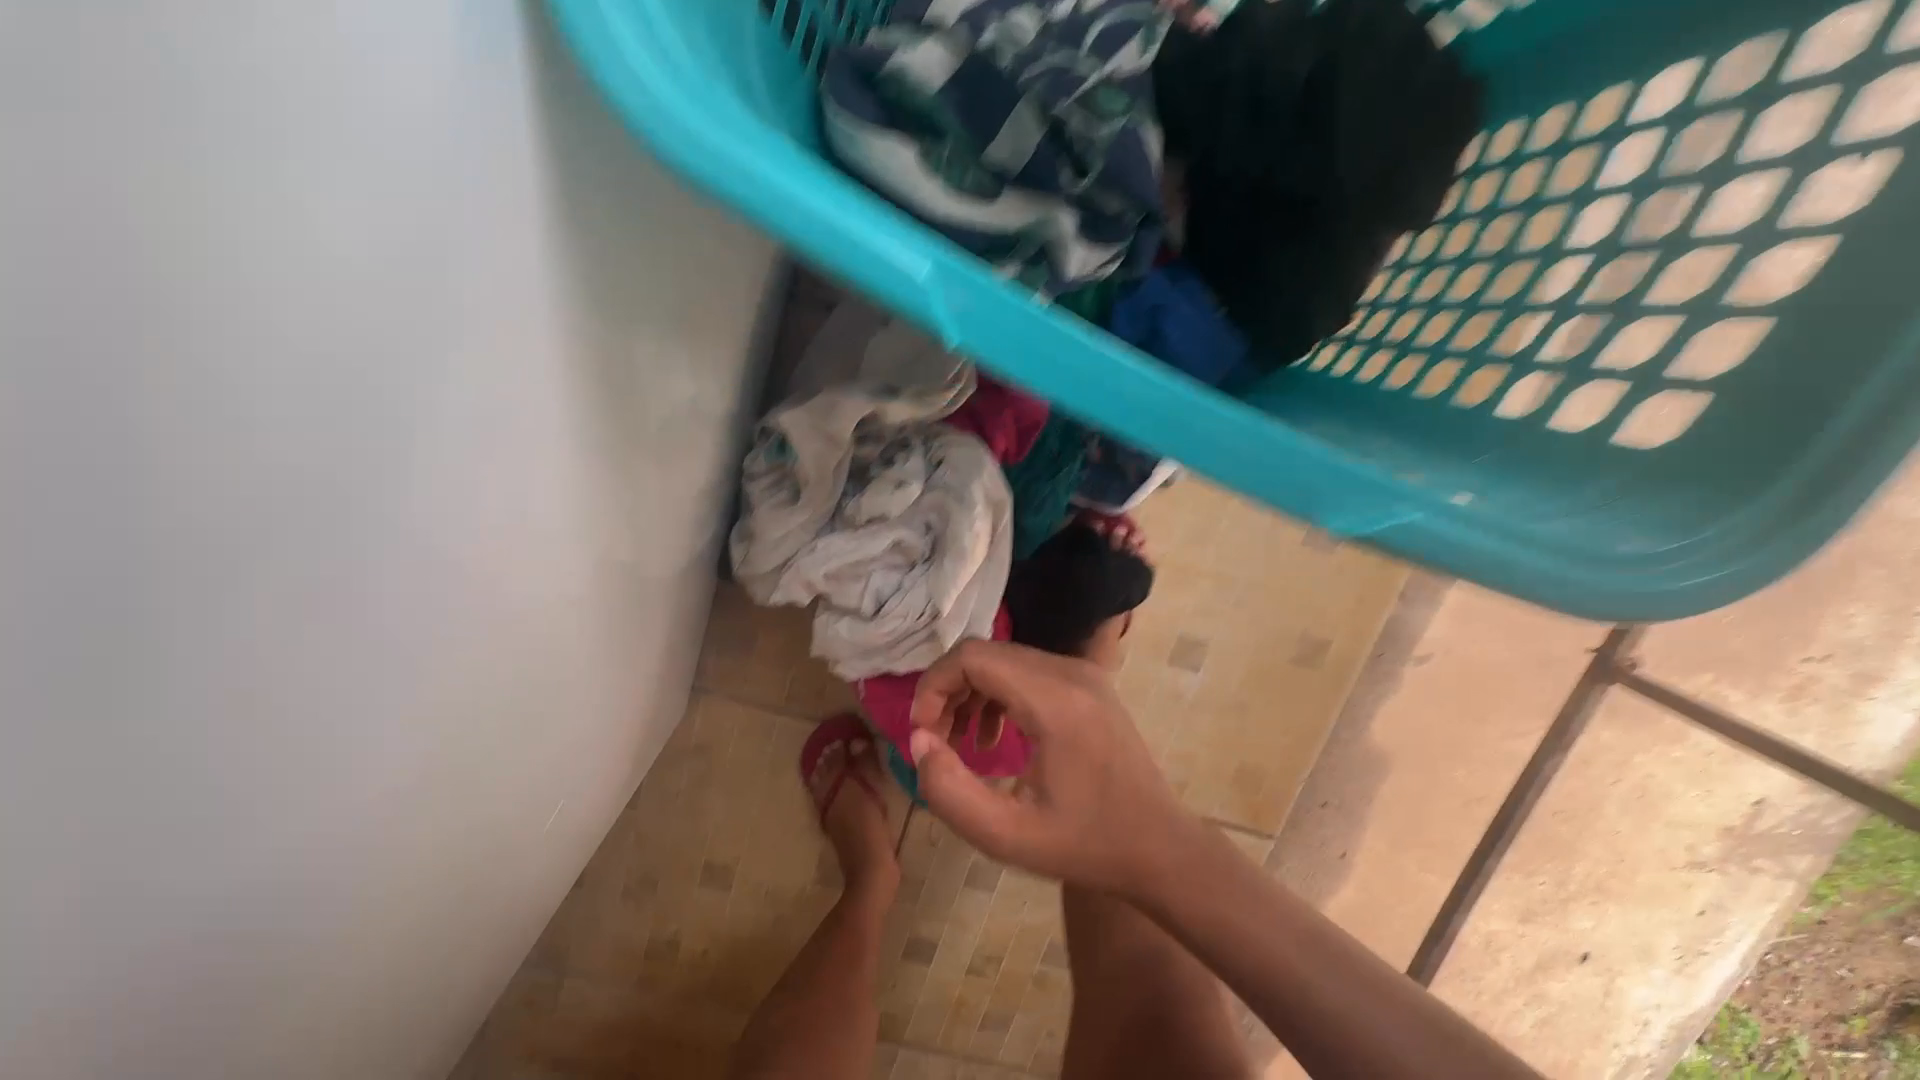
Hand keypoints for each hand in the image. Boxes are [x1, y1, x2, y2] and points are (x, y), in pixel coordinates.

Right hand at [908, 640, 1197, 895]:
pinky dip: (998, 696)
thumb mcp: (1006, 836)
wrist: (1157, 848)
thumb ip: (949, 791)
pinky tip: (992, 742)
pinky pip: (1028, 672)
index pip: (973, 657)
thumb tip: (918, 742)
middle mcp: (1073, 673)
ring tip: (959, 746)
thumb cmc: (1084, 846)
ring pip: (1005, 660)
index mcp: (1056, 701)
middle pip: (987, 654)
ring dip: (970, 695)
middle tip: (934, 743)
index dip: (933, 687)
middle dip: (948, 693)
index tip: (920, 734)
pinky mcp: (1090, 685)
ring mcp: (1086, 674)